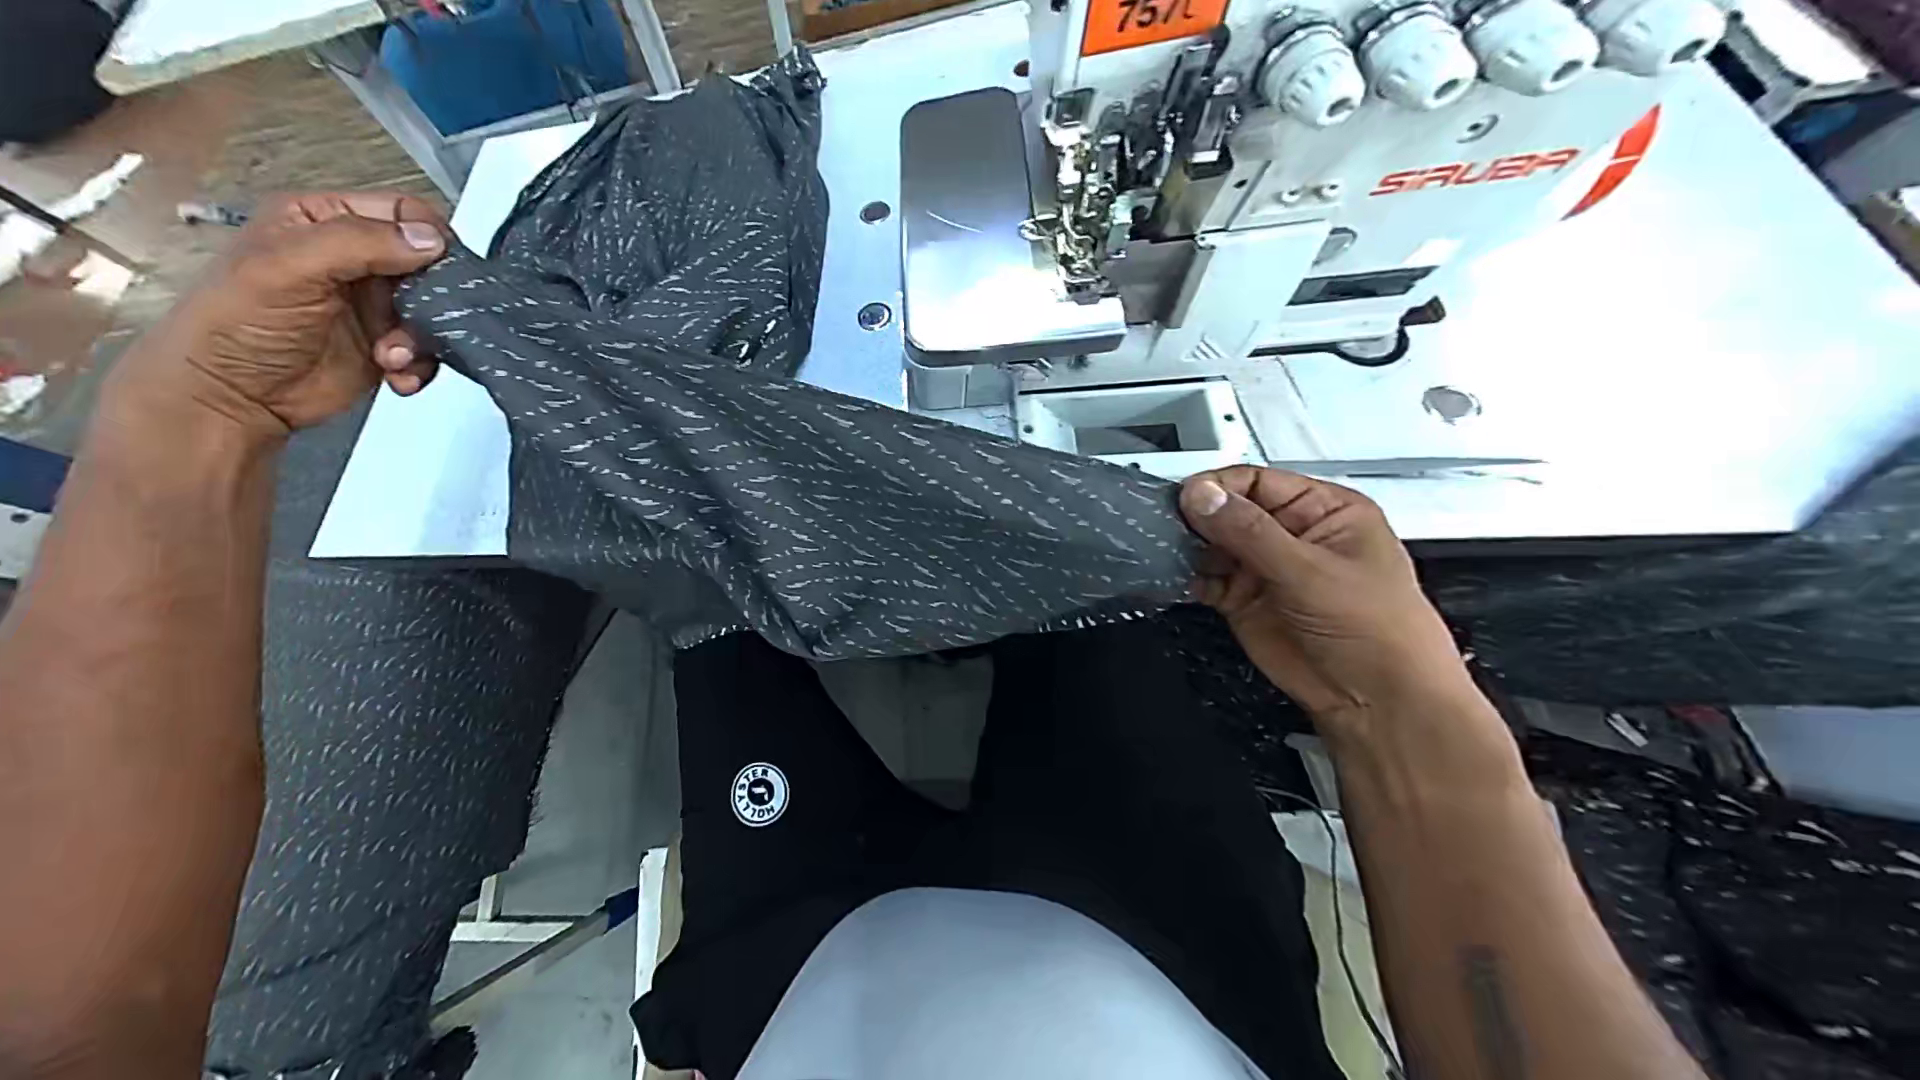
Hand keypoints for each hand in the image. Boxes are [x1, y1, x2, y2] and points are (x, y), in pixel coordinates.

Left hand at [107, 192, 448, 442]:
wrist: (233, 395)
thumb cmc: (236, 325)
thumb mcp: (288, 267)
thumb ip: (358, 243)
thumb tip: (429, 238)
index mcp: (323, 223)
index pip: (401, 213)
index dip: (428, 237)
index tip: (435, 269)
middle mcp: (355, 261)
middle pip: (430, 266)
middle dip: (432, 298)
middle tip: (415, 320)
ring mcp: (376, 304)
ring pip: (437, 312)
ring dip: (424, 338)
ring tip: (392, 355)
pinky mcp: (390, 343)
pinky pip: (432, 349)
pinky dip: (422, 365)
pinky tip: (396, 374)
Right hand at [1178, 466, 1473, 730]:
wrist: (1376, 703)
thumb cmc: (1380, 632)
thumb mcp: (1312, 571)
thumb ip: (1250, 532)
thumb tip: (1203, 495)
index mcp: (1322, 510)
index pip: (1257, 482)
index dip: (1220, 487)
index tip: (1188, 497)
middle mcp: (1290, 535)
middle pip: (1229, 510)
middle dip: (1200, 517)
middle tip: (1173, 524)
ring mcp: (1265, 569)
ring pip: (1213, 544)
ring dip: (1191, 548)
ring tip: (1175, 553)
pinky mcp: (1244, 600)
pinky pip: (1206, 578)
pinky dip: (1190, 578)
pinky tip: (1182, 579)